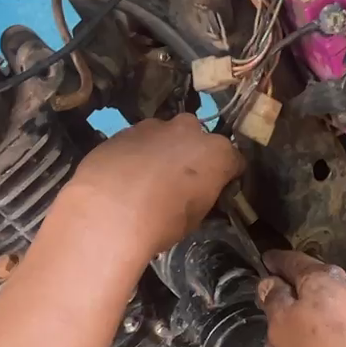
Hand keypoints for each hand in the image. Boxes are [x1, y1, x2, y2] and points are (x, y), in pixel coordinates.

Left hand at [49, 114, 243, 257]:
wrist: (110, 212)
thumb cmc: (164, 221)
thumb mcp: (196, 217)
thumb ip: (204, 196)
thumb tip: (199, 193)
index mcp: (216, 152)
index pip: (235, 159)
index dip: (228, 175)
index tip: (221, 189)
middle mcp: (189, 130)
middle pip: (200, 138)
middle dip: (195, 155)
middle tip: (184, 182)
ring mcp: (155, 125)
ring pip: (168, 136)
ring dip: (166, 152)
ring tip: (152, 181)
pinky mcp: (124, 130)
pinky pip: (141, 140)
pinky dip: (140, 154)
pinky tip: (129, 177)